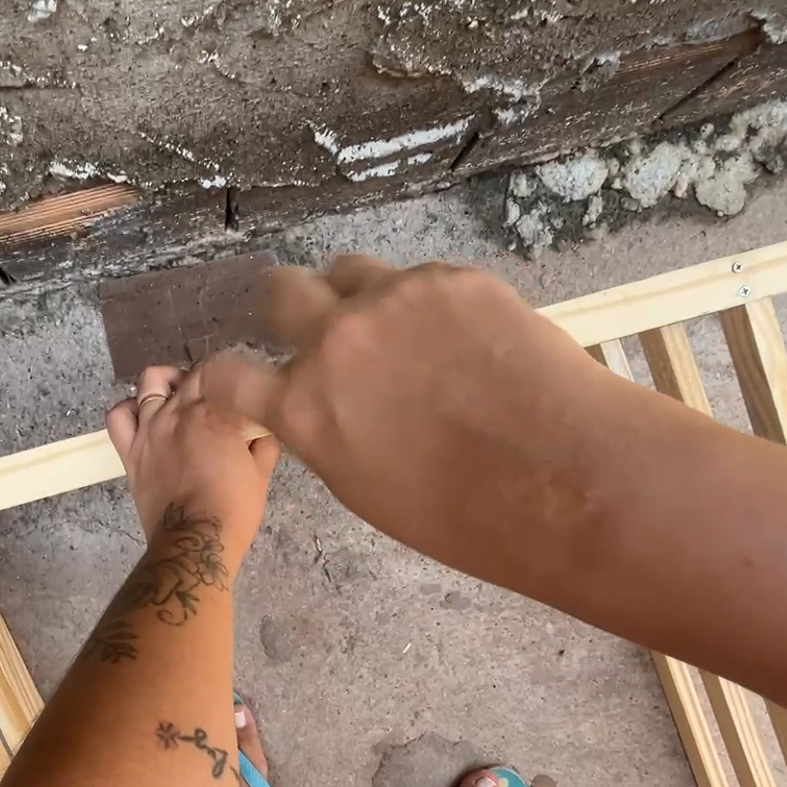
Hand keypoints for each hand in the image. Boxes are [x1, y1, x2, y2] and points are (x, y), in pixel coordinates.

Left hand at [106, 366, 281, 568]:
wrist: (195, 541)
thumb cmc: (233, 510)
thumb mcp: (261, 475)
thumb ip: (264, 444)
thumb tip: (263, 431)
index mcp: (217, 413)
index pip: (228, 377)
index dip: (238, 383)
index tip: (245, 396)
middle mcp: (181, 411)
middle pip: (193, 375)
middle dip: (210, 380)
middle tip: (219, 400)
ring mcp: (151, 427)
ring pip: (152, 381)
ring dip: (169, 381)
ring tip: (179, 396)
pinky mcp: (131, 450)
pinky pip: (118, 416)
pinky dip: (128, 408)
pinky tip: (144, 416)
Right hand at [185, 255, 632, 589]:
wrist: (562, 478)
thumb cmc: (458, 515)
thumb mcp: (362, 486)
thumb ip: (325, 431)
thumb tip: (325, 405)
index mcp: (304, 409)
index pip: (226, 375)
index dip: (223, 374)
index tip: (233, 375)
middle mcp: (334, 342)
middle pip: (279, 288)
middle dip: (285, 306)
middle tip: (313, 326)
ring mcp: (393, 299)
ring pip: (348, 271)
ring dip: (354, 296)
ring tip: (395, 328)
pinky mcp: (452, 278)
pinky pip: (417, 280)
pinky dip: (422, 304)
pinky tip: (461, 337)